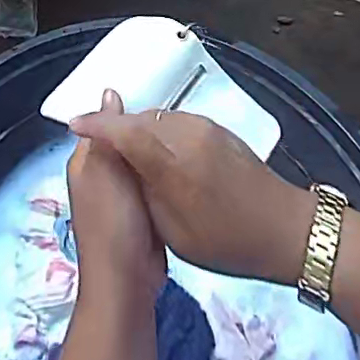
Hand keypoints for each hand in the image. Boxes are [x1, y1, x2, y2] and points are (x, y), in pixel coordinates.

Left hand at [67, 90, 165, 298]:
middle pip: (123, 144)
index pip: (102, 124)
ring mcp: (121, 197)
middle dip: (142, 135)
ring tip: (180, 141)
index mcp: (85, 161)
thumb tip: (109, 93)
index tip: (152, 105)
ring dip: (154, 157)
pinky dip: (163, 178)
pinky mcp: (141, 213)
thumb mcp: (107, 168)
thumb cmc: (112, 222)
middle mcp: (100, 176)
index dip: (123, 115)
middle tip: (172, 124)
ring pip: (140, 164)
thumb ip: (108, 131)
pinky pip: (152, 185)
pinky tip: (180, 171)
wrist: (126, 281)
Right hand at [70, 97, 314, 284]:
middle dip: (115, 127)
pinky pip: (174, 121)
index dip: (97, 125)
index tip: (74, 123)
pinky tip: (158, 150)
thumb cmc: (226, 241)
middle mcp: (188, 135)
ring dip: (138, 129)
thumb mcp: (174, 230)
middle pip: (139, 119)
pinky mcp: (215, 126)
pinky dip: (158, 130)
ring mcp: (204, 126)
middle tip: (99, 143)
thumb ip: (144, 189)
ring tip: (128, 151)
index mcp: (175, 164)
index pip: (126, 132)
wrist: (285, 227)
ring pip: (157, 118)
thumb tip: (123, 160)